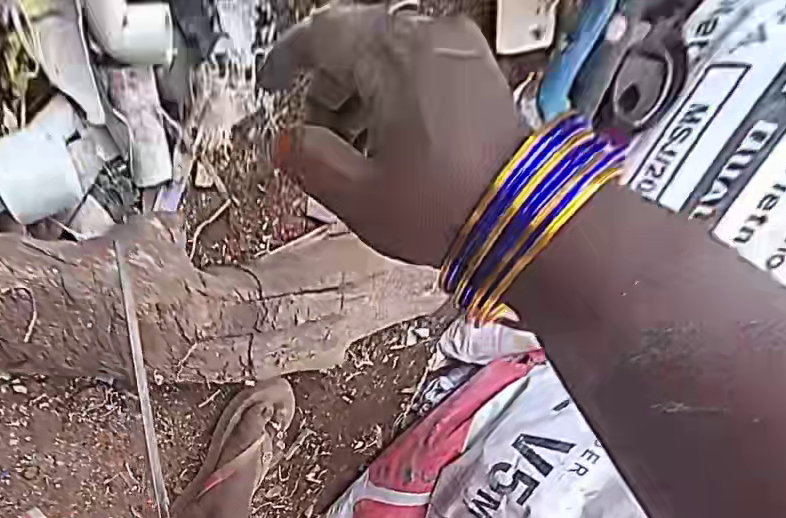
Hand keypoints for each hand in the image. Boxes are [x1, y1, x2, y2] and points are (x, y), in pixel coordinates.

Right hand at [258, 7, 528, 266]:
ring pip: (386, 53)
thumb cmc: (437, 206)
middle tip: (311, 135)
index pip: (326, 33)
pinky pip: (416, 67)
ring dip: (356, 93)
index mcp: (394, 58)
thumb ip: (309, 160)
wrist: (515, 215)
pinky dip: (388, 94)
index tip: (270, 80)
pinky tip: (383, 140)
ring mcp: (458, 51)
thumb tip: (285, 141)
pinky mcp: (474, 72)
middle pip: (357, 40)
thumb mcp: (354, 193)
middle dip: (325, 85)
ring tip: (349, 148)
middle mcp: (430, 38)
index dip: (289, 57)